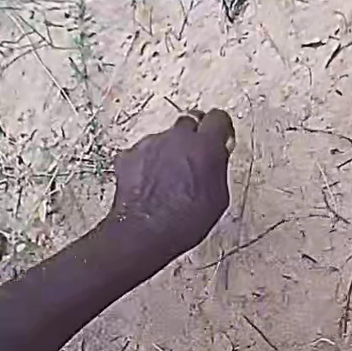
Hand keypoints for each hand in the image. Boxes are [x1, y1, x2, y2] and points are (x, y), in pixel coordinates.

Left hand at [103, 109, 234, 260]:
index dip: (220, 127)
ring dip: (170, 151)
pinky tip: (152, 183)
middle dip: (194, 136)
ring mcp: (151, 144)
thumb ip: (218, 168)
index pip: (218, 118)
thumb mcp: (218, 198)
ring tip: (171, 178)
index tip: (220, 136)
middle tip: (196, 156)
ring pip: (165, 138)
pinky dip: (149, 162)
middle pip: (190, 122)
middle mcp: (178, 138)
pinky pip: (144, 151)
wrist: (146, 232)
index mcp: (205, 147)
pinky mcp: (130, 154)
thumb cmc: (184, 220)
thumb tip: (218, 155)